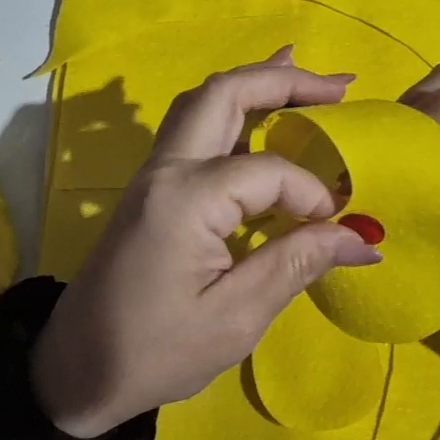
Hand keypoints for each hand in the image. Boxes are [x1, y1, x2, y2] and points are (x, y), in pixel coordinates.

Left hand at [30, 50, 381, 438]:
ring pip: (205, 102)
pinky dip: (234, 108)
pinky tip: (261, 114)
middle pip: (224, 94)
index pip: (267, 171)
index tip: (338, 229)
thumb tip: (363, 236)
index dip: (311, 194)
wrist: (77, 365)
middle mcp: (167, 168)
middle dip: (284, 80)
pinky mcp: (154, 185)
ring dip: (256, 85)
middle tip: (342, 86)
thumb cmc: (154, 350)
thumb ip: (296, 264)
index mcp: (185, 198)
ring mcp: (155, 171)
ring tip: (303, 74)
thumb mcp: (234, 319)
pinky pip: (196, 126)